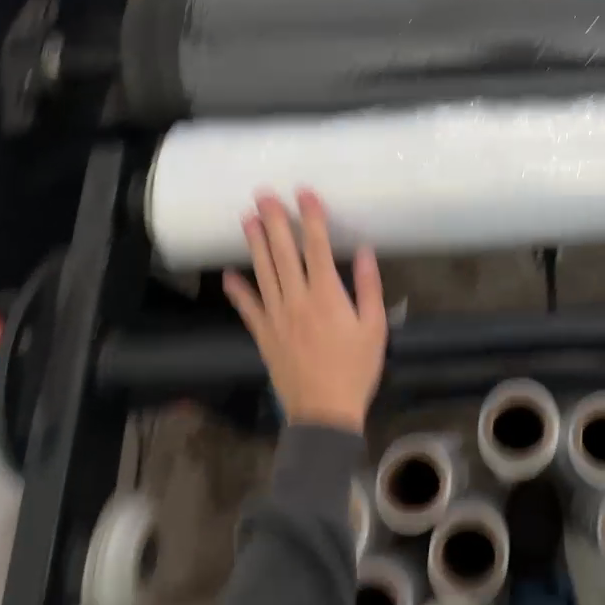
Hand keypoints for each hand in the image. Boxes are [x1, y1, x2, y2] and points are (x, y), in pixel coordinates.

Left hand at [223, 189, 387, 431]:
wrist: (324, 412)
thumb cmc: (356, 369)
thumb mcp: (375, 328)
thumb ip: (370, 287)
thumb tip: (365, 251)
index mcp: (327, 295)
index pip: (317, 247)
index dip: (311, 217)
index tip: (304, 193)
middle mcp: (297, 299)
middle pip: (284, 253)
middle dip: (274, 221)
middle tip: (263, 194)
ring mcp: (277, 317)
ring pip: (263, 273)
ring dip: (255, 244)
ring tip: (246, 218)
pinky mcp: (264, 336)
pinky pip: (248, 309)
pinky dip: (237, 291)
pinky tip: (229, 275)